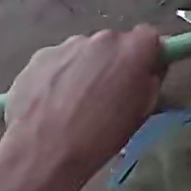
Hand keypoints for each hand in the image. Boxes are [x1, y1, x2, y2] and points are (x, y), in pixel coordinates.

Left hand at [0, 27, 163, 190]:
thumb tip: (149, 69)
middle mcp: (101, 38)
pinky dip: (59, 75)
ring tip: (74, 103)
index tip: (142, 74)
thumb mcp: (141, 113)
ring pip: (85, 52)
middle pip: (114, 44)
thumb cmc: (101, 137)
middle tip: (107, 94)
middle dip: (114, 63)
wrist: (42, 153)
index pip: (150, 37)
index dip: (147, 56)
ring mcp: (67, 45)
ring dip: (85, 68)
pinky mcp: (40, 56)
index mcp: (132, 49)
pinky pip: (58, 61)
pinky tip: (52, 103)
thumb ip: (150, 82)